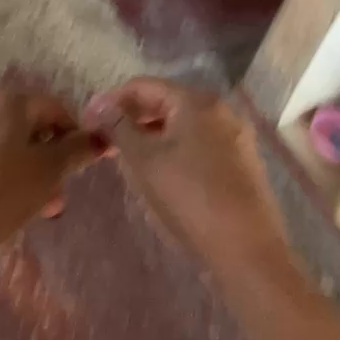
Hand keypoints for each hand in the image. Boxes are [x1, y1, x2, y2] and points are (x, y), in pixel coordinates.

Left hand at [0, 83, 102, 255]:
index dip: (73, 136)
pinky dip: (0, 164)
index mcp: (5, 96)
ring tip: (37, 205)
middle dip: (47, 157)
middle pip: (27, 123)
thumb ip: (77, 149)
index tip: (79, 168)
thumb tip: (102, 137)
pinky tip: (6, 197)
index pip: (53, 108)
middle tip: (56, 195)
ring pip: (5, 138)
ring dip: (26, 166)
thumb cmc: (3, 191)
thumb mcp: (49, 171)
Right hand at [83, 77, 280, 252]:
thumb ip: (118, 125)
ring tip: (130, 157)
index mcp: (196, 101)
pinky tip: (164, 173)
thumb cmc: (189, 197)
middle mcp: (221, 110)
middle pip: (165, 102)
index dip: (111, 101)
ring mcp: (237, 137)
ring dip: (153, 135)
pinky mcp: (245, 164)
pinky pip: (200, 144)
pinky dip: (176, 149)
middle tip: (107, 140)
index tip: (89, 122)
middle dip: (133, 118)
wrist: (249, 253)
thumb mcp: (143, 159)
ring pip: (183, 125)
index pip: (142, 86)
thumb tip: (98, 102)